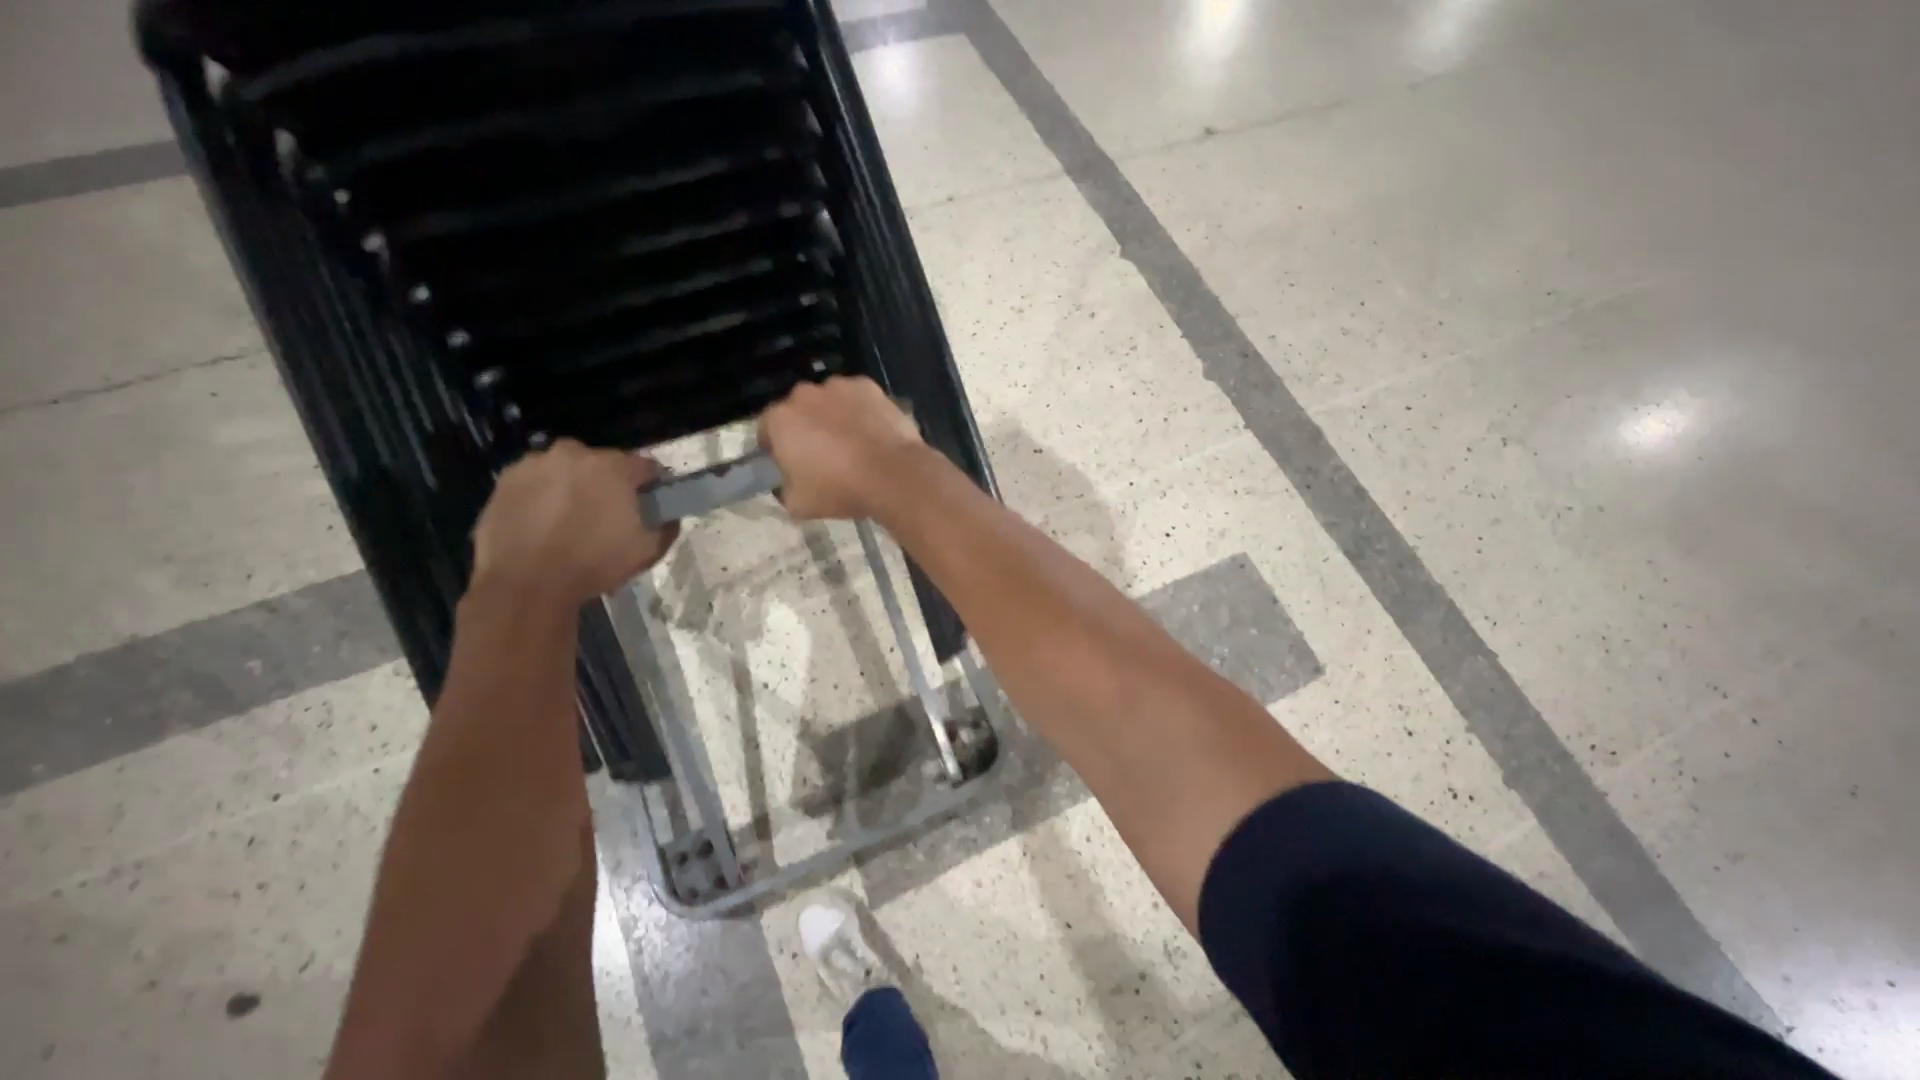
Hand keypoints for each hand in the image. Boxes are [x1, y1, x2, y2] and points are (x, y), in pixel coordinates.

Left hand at [470, 439, 676, 607]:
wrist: (526, 584)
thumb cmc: (593, 564)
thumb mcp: (646, 552)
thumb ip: (666, 527)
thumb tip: (668, 516)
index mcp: (613, 466)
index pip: (645, 467)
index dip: (650, 485)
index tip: (649, 504)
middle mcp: (574, 454)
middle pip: (601, 464)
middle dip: (607, 484)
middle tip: (606, 516)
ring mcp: (535, 464)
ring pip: (565, 471)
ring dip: (572, 487)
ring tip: (569, 522)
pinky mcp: (506, 480)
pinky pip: (534, 482)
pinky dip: (541, 496)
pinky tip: (542, 525)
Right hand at [759, 376, 924, 519]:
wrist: (892, 475)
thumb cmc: (838, 489)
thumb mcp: (797, 504)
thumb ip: (783, 488)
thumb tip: (786, 482)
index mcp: (780, 420)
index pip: (766, 429)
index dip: (774, 446)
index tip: (786, 462)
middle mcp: (804, 394)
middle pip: (797, 410)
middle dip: (804, 427)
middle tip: (819, 453)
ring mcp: (838, 386)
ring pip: (827, 401)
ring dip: (831, 416)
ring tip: (849, 442)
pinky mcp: (868, 386)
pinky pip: (855, 398)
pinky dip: (858, 410)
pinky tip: (869, 431)